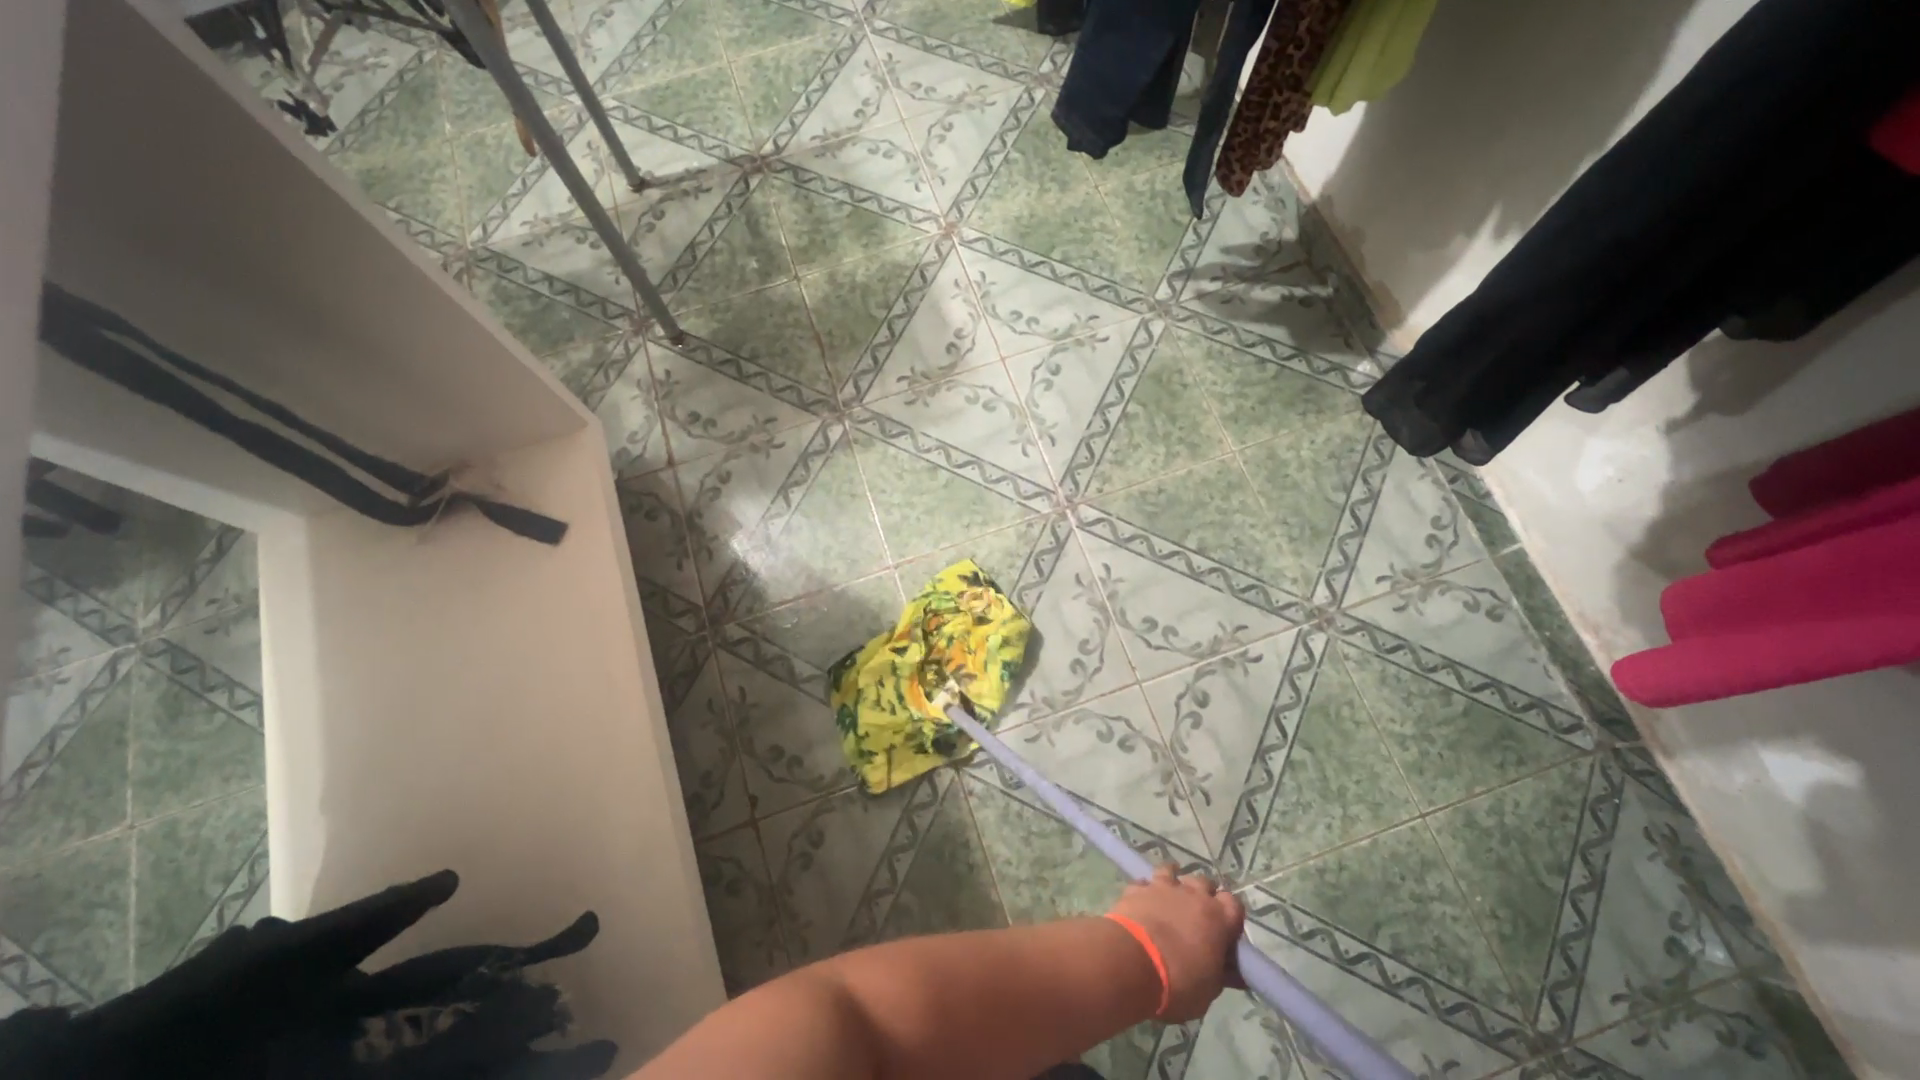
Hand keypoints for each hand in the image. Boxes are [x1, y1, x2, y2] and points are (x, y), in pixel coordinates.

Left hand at [1107, 865, 1245, 1022]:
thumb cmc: (1179, 982)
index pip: (1234, 904)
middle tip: (1195, 914)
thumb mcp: (1209, 989)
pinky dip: (1145, 890)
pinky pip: (1144, 882)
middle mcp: (1194, 895)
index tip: (1223, 929)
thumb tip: (1233, 972)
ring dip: (1172, 882)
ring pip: (1172, 871)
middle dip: (1202, 894)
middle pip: (1204, 883)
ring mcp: (1163, 887)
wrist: (1132, 964)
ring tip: (1168, 897)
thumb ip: (1221, 973)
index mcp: (1220, 918)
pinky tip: (1142, 902)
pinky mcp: (1136, 888)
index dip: (1229, 914)